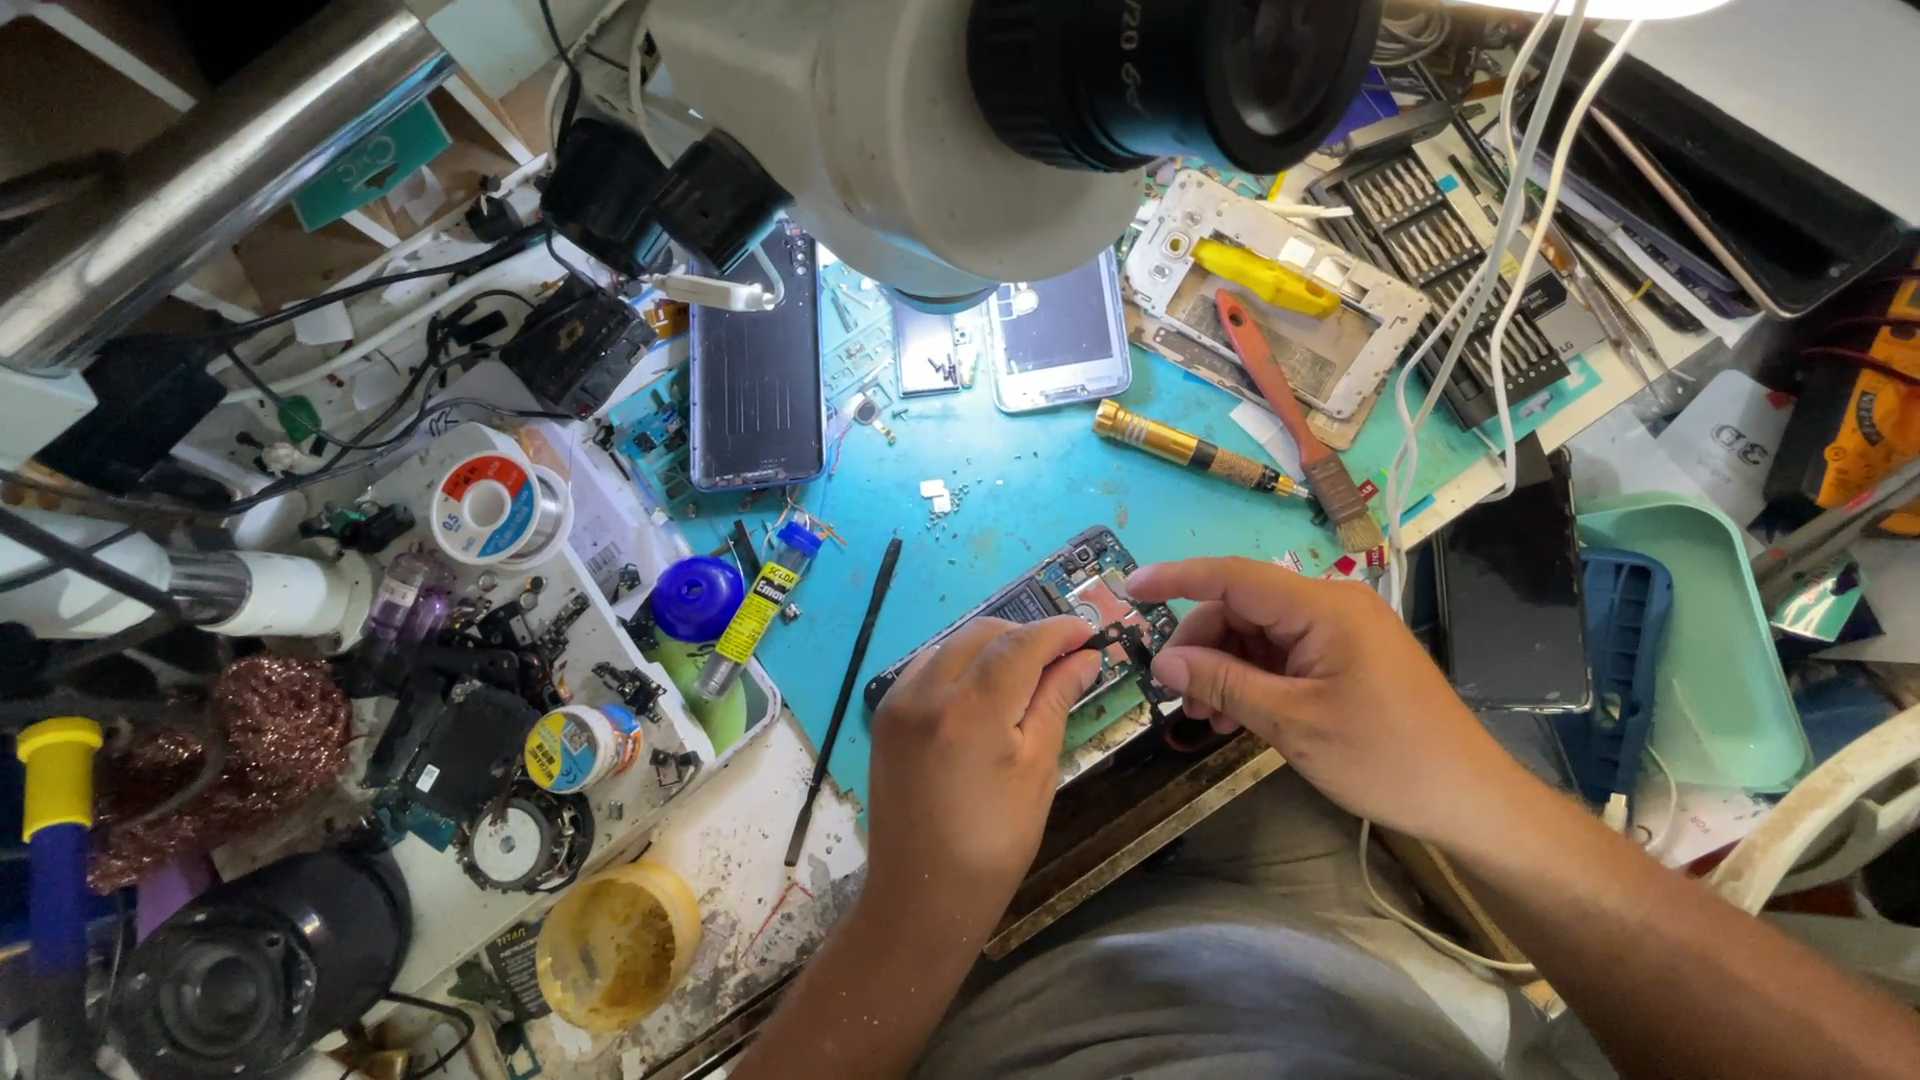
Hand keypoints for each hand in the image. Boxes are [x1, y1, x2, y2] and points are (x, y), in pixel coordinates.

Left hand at [861, 616, 1101, 944]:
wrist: (922, 892)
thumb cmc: (995, 844)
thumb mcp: (1038, 771)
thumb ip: (1055, 702)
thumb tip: (1083, 659)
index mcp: (971, 710)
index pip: (1020, 644)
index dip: (1057, 632)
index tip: (1087, 632)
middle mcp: (926, 693)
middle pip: (983, 634)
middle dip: (1025, 635)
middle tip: (1061, 656)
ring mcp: (898, 702)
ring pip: (952, 644)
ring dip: (992, 646)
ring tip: (1025, 672)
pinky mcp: (885, 716)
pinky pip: (926, 667)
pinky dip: (959, 664)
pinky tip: (981, 688)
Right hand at [1125, 558, 1541, 850]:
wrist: (1471, 801)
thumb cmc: (1385, 758)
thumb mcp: (1292, 722)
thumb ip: (1222, 683)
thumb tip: (1163, 662)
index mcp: (1323, 607)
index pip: (1233, 577)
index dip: (1178, 579)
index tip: (1131, 587)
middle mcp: (1330, 606)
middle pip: (1241, 609)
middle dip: (1201, 649)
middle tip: (1176, 697)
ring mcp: (1339, 632)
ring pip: (1256, 635)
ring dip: (1223, 671)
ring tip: (1204, 719)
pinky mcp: (1344, 657)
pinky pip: (1280, 655)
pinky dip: (1251, 681)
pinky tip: (1233, 717)